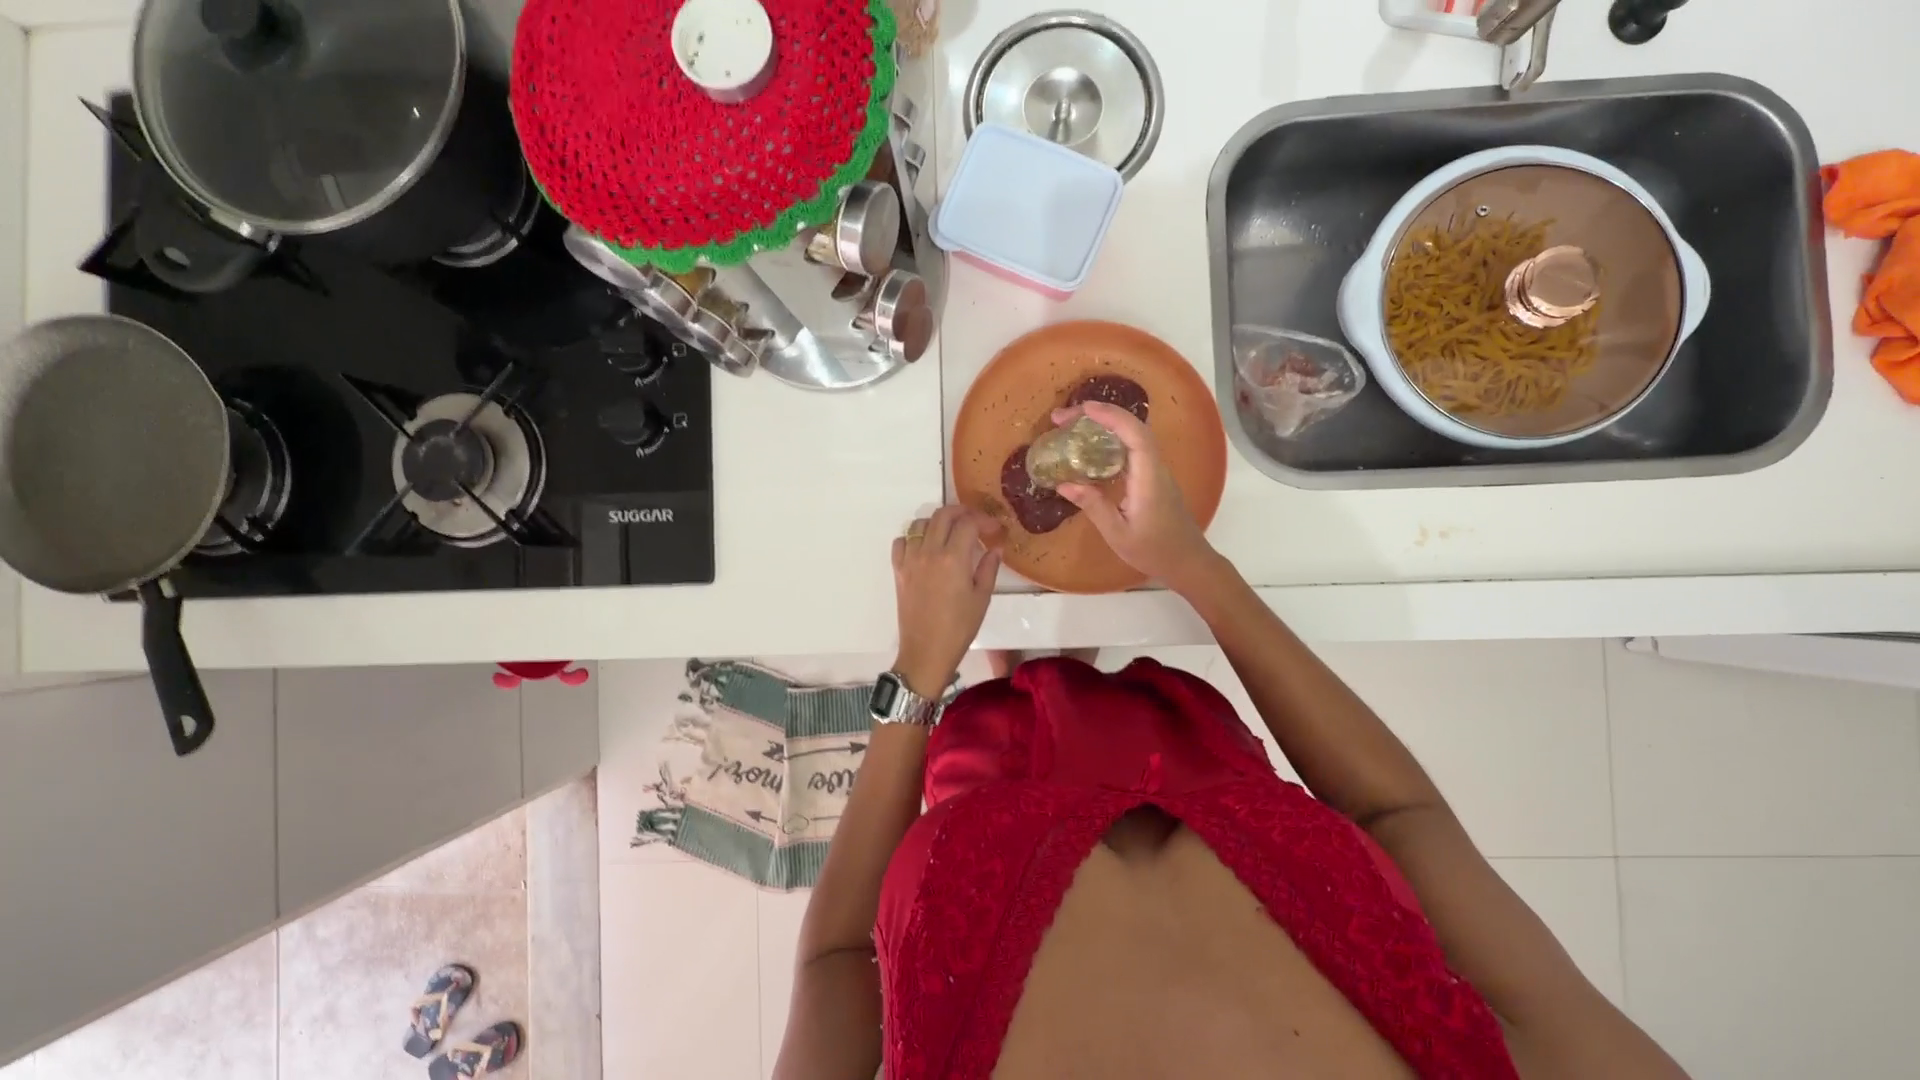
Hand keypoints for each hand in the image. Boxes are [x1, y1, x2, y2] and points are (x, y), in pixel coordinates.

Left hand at [891, 505, 1002, 696]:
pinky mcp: (898, 571)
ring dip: (937, 522)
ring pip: (920, 524)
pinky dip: (913, 538)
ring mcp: (910, 560)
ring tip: (950, 533)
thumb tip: (995, 548)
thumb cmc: (959, 628)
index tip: (995, 529)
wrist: (926, 651)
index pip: (968, 523)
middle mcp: (929, 552)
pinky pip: (902, 542)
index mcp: (953, 558)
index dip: (985, 521)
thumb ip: (988, 568)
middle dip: (962, 512)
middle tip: (975, 523)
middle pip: (943, 515)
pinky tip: (925, 548)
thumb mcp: (981, 598)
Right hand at [1053, 401, 1216, 587]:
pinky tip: (1090, 447)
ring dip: (1104, 425)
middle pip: (1133, 428)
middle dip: (1100, 415)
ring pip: (1133, 436)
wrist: (1188, 562)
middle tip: (1064, 418)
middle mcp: (1155, 468)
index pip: (1134, 435)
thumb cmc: (1154, 551)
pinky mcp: (1153, 478)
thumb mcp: (1118, 534)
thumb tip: (1064, 484)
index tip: (1082, 410)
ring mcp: (1156, 471)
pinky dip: (1111, 439)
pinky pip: (1132, 449)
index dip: (1111, 417)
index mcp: (1149, 478)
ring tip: (1072, 426)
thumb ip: (1093, 506)